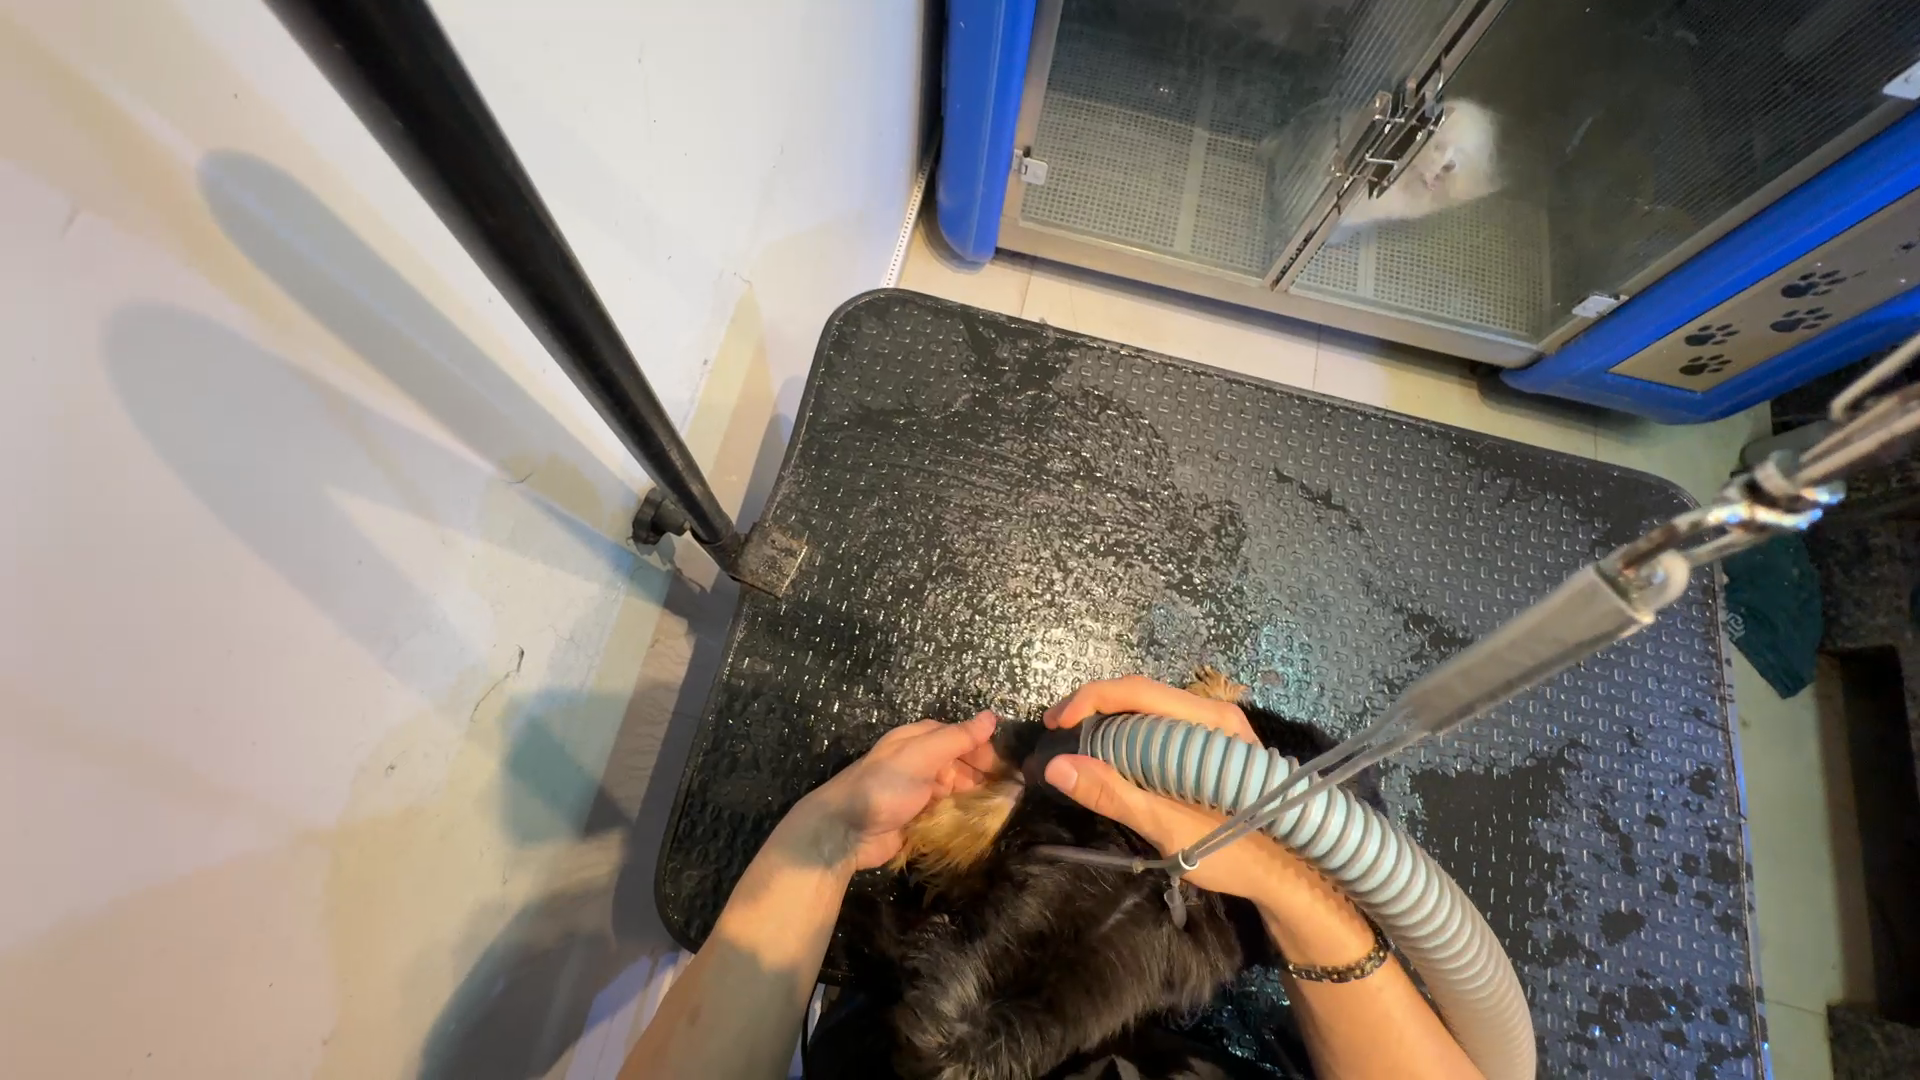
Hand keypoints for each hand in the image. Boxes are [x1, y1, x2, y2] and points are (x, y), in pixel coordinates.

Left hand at [789, 711, 1000, 870]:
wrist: (845, 831)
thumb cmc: (884, 786)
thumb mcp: (922, 755)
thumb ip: (957, 738)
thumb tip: (991, 716)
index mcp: (920, 740)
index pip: (962, 737)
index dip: (986, 749)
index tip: (1010, 768)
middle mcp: (921, 762)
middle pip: (961, 764)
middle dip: (985, 775)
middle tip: (1014, 792)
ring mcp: (919, 791)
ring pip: (956, 789)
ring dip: (977, 797)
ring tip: (1005, 810)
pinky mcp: (917, 818)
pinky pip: (947, 813)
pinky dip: (963, 816)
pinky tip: (982, 824)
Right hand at [1039, 676, 1288, 900]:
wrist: (1293, 877)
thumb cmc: (1236, 854)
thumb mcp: (1167, 828)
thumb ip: (1112, 793)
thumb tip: (1055, 766)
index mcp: (1209, 722)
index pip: (1136, 691)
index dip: (1089, 700)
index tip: (1055, 724)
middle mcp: (1213, 712)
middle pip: (1140, 693)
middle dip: (1092, 707)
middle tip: (1056, 728)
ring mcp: (1215, 726)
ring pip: (1148, 706)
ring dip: (1108, 719)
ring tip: (1076, 739)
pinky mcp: (1213, 742)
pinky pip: (1161, 724)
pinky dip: (1128, 732)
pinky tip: (1111, 751)